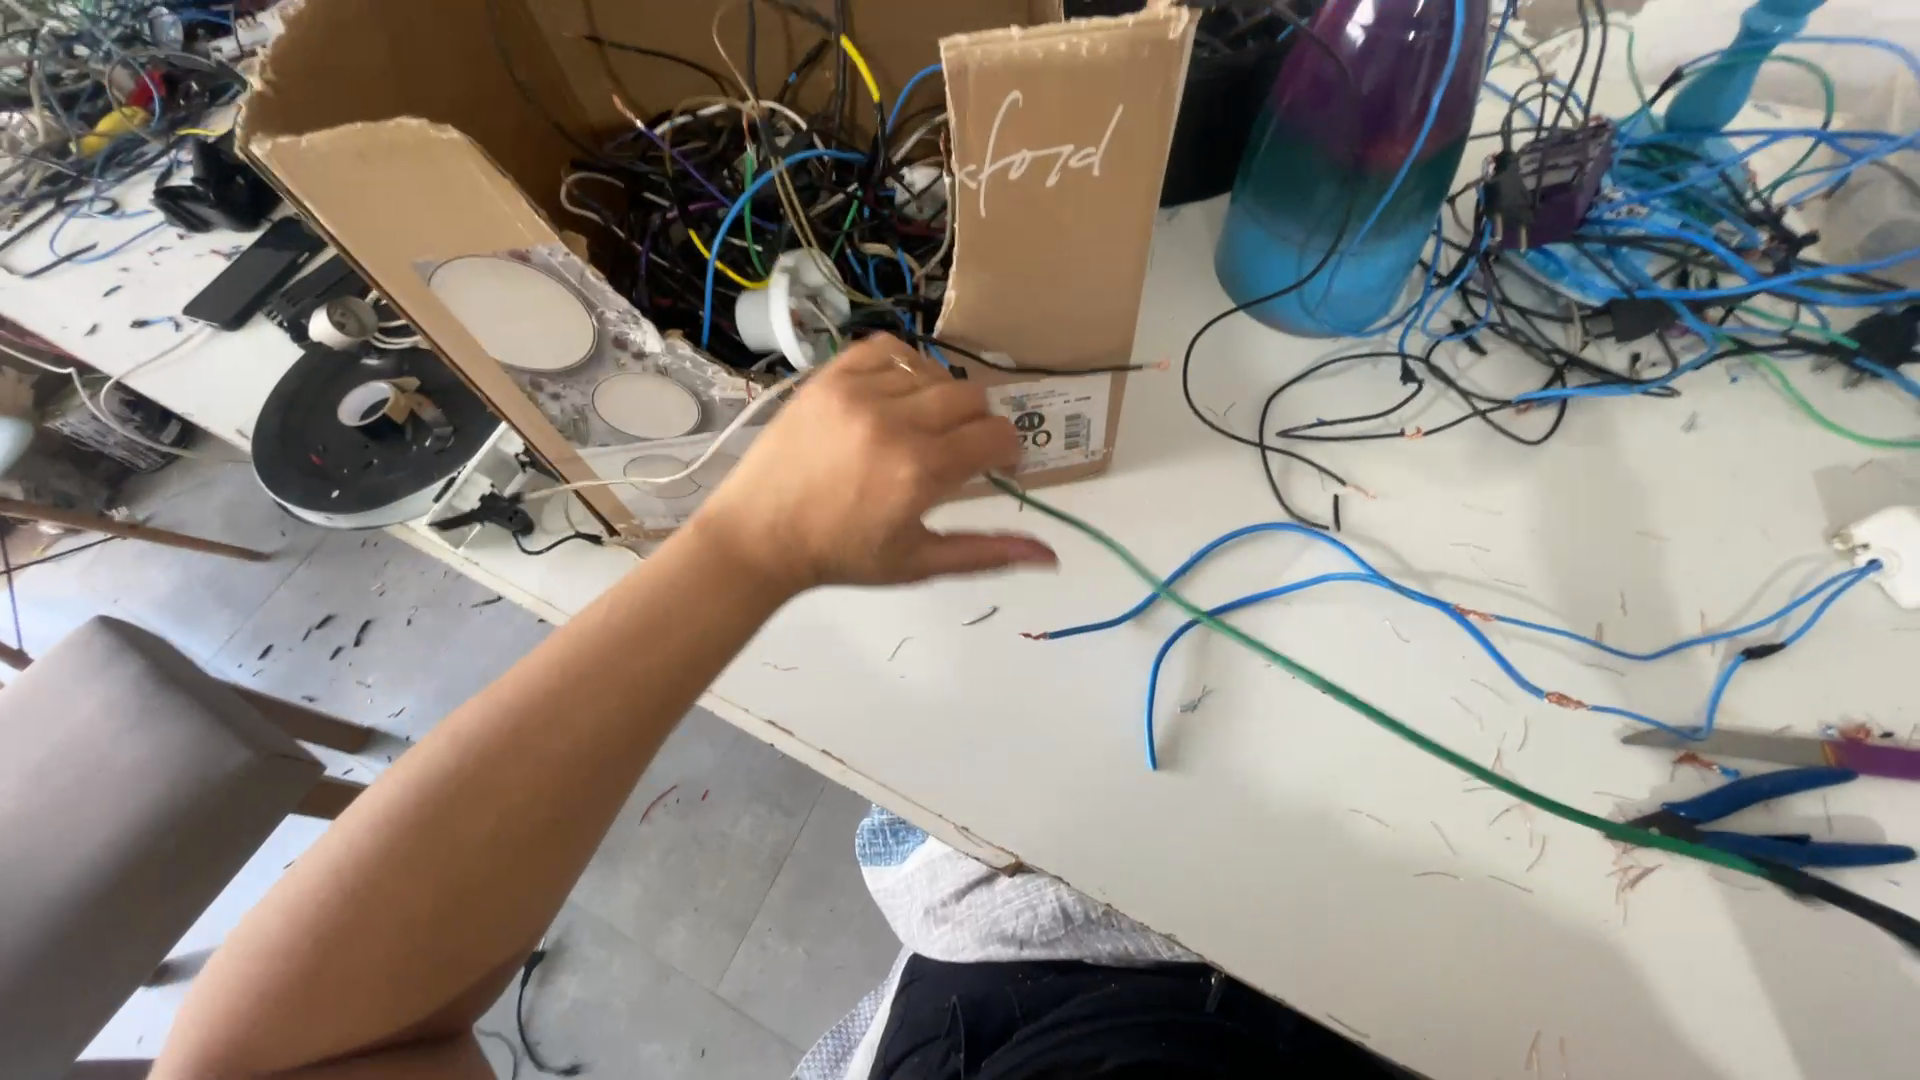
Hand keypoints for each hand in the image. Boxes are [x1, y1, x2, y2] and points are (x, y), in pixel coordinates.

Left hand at [688, 334, 1057, 593]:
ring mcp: (858, 392)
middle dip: (978, 425)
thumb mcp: (919, 562)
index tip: (995, 464)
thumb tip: (1051, 555)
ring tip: (923, 426)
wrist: (759, 536)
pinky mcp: (830, 377)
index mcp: (921, 471)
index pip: (997, 435)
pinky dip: (905, 367)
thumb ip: (988, 552)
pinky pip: (888, 349)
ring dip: (941, 399)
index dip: (1008, 450)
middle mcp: (895, 422)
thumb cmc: (842, 555)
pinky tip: (898, 395)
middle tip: (957, 451)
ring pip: (934, 373)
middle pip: (972, 397)